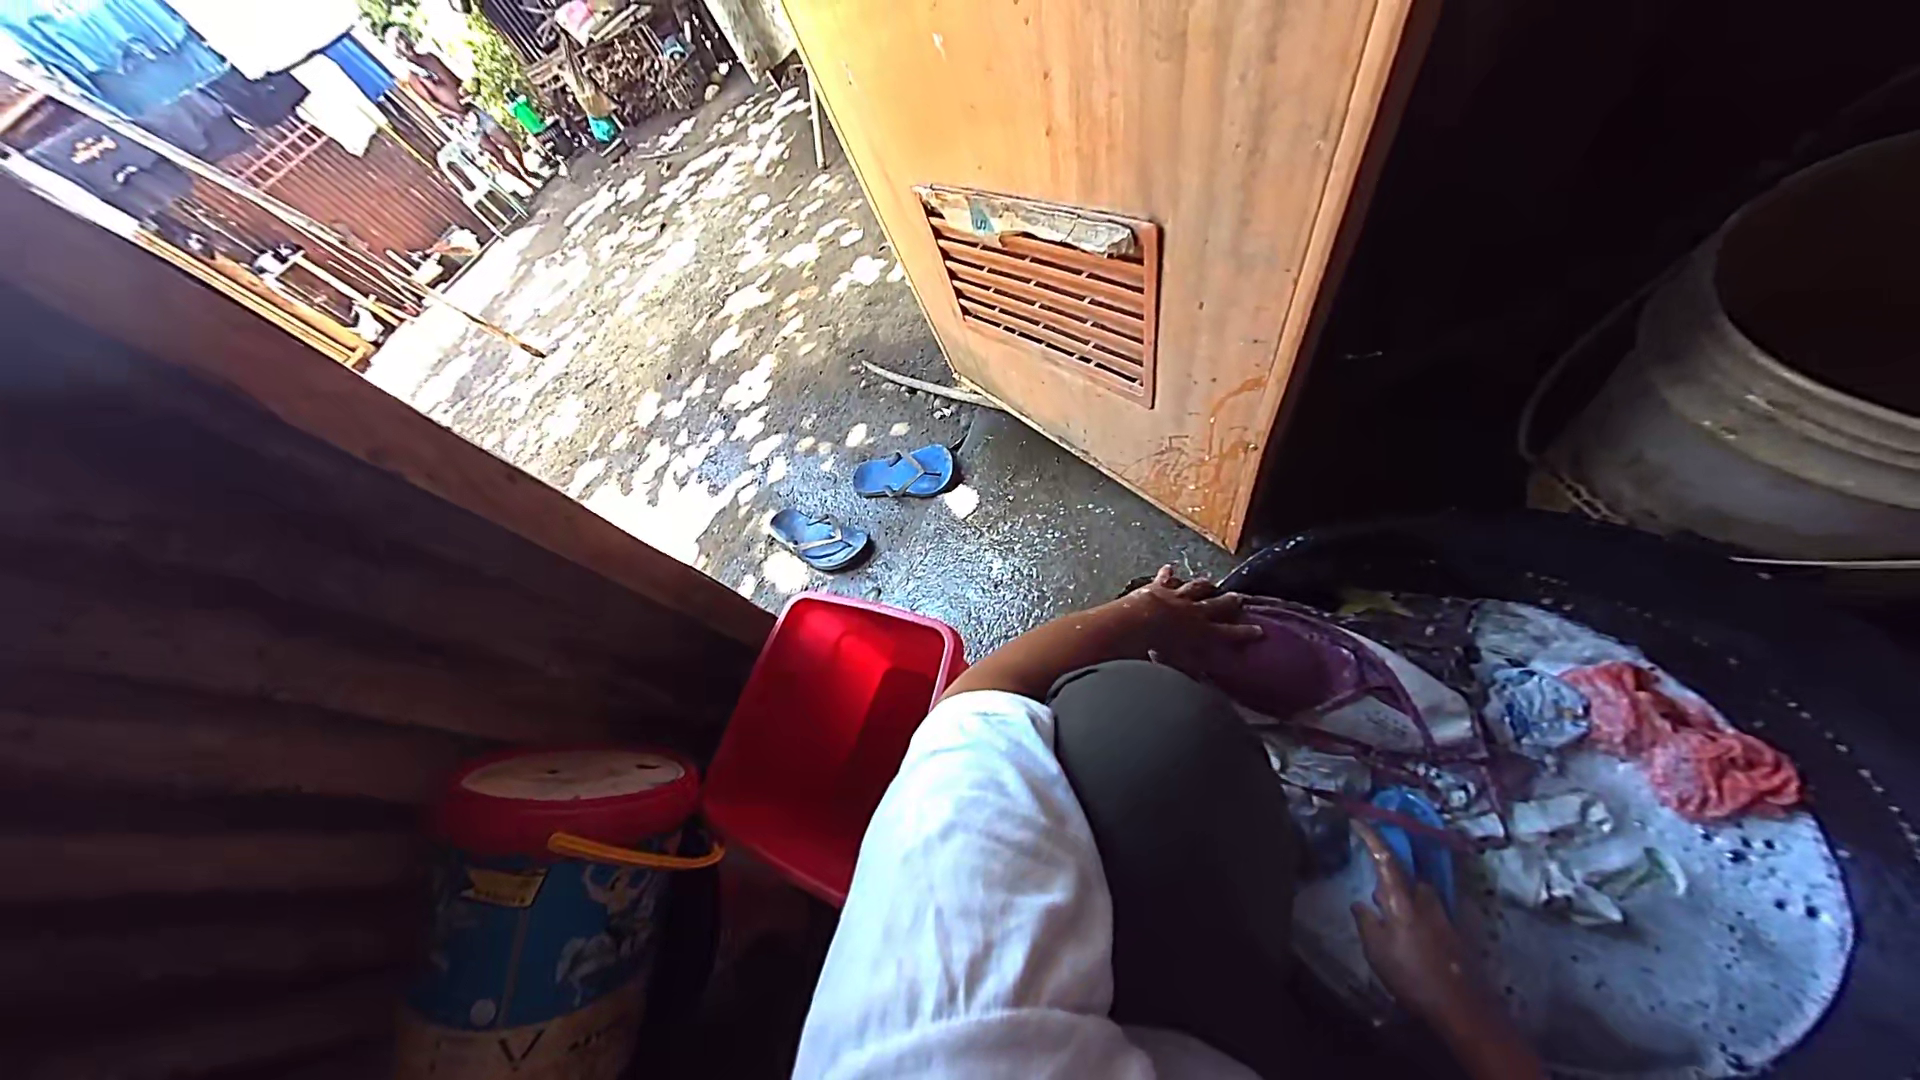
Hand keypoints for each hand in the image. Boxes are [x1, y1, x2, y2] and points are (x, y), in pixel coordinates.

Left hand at [1108, 565, 1261, 670]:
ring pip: (1195, 589)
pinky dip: (1167, 574)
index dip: (1245, 633)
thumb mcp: (1183, 665)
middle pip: (1217, 606)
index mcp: (1205, 632)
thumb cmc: (1163, 648)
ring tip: (1209, 582)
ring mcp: (1178, 598)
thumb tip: (1202, 687)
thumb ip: (1193, 673)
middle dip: (1229, 602)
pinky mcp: (1159, 588)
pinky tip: (1169, 568)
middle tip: (1239, 597)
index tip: (1259, 630)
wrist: (1142, 621)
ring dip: (1202, 585)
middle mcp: (1195, 612)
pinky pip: (1165, 580)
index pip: (1230, 634)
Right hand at [1351, 822, 1542, 1079]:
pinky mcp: (1458, 940)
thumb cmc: (1412, 976)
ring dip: (1410, 901)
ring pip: (1425, 898)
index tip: (1358, 820)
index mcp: (1403, 901)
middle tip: (1380, 894)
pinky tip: (1414, 941)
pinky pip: (1434, 918)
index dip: (1372, 838)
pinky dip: (1422, 920)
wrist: (1464, 1013)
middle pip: (1412, 878)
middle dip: (1397, 879)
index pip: (1386, 860)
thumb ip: (1366, 921)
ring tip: (1396, 921)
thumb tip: (1361, 903)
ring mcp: (1446, 921)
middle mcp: (1427, 904)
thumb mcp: (1376, 950)